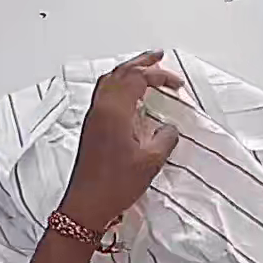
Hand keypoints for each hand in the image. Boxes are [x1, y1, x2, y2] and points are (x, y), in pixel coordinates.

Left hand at [58, 51, 181, 231]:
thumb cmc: (116, 184)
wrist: (86, 205)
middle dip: (141, 62)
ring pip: (109, 81)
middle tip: (159, 57)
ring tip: (145, 68)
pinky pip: (104, 93)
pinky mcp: (92, 127)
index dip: (159, 76)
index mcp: (114, 112)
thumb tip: (169, 127)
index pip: (137, 79)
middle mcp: (101, 109)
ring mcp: (93, 117)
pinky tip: (130, 94)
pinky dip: (119, 84)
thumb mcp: (151, 162)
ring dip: (128, 71)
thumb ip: (165, 138)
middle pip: (120, 73)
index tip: (177, 84)